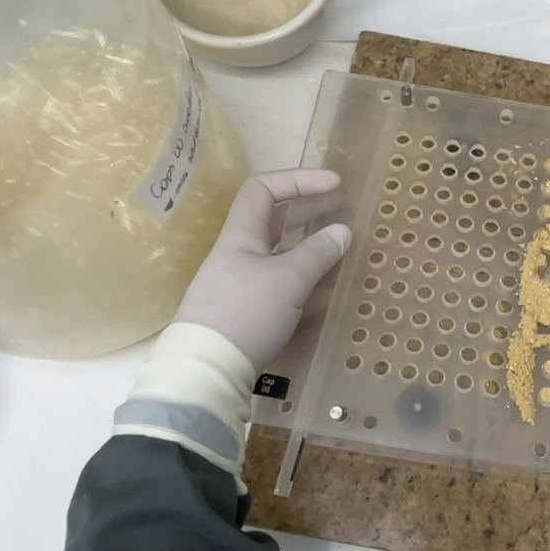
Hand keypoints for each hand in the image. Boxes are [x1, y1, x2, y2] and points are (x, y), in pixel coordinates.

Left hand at [174, 169, 351, 368]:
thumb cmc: (245, 314)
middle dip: (310, 210)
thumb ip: (318, 254)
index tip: (334, 184)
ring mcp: (243, 283)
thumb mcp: (288, 280)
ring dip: (311, 247)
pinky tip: (327, 290)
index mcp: (242, 236)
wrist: (206, 370)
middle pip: (276, 220)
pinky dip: (306, 281)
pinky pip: (282, 285)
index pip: (265, 189)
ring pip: (282, 254)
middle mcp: (240, 254)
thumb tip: (343, 231)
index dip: (299, 179)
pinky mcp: (249, 312)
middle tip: (342, 209)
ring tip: (341, 247)